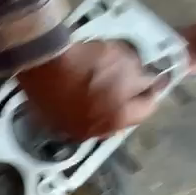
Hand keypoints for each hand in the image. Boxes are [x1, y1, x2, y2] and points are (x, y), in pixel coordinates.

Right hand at [13, 40, 166, 140]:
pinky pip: (73, 118)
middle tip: (123, 85)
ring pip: (94, 121)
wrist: (44, 64)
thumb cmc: (89, 62)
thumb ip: (141, 78)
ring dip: (100, 108)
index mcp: (119, 119)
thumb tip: (145, 85)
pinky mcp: (51, 124)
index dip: (151, 90)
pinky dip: (79, 108)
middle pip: (118, 120)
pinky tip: (77, 93)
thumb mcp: (127, 62)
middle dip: (124, 104)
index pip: (148, 108)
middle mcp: (95, 132)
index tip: (149, 77)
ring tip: (98, 89)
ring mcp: (70, 130)